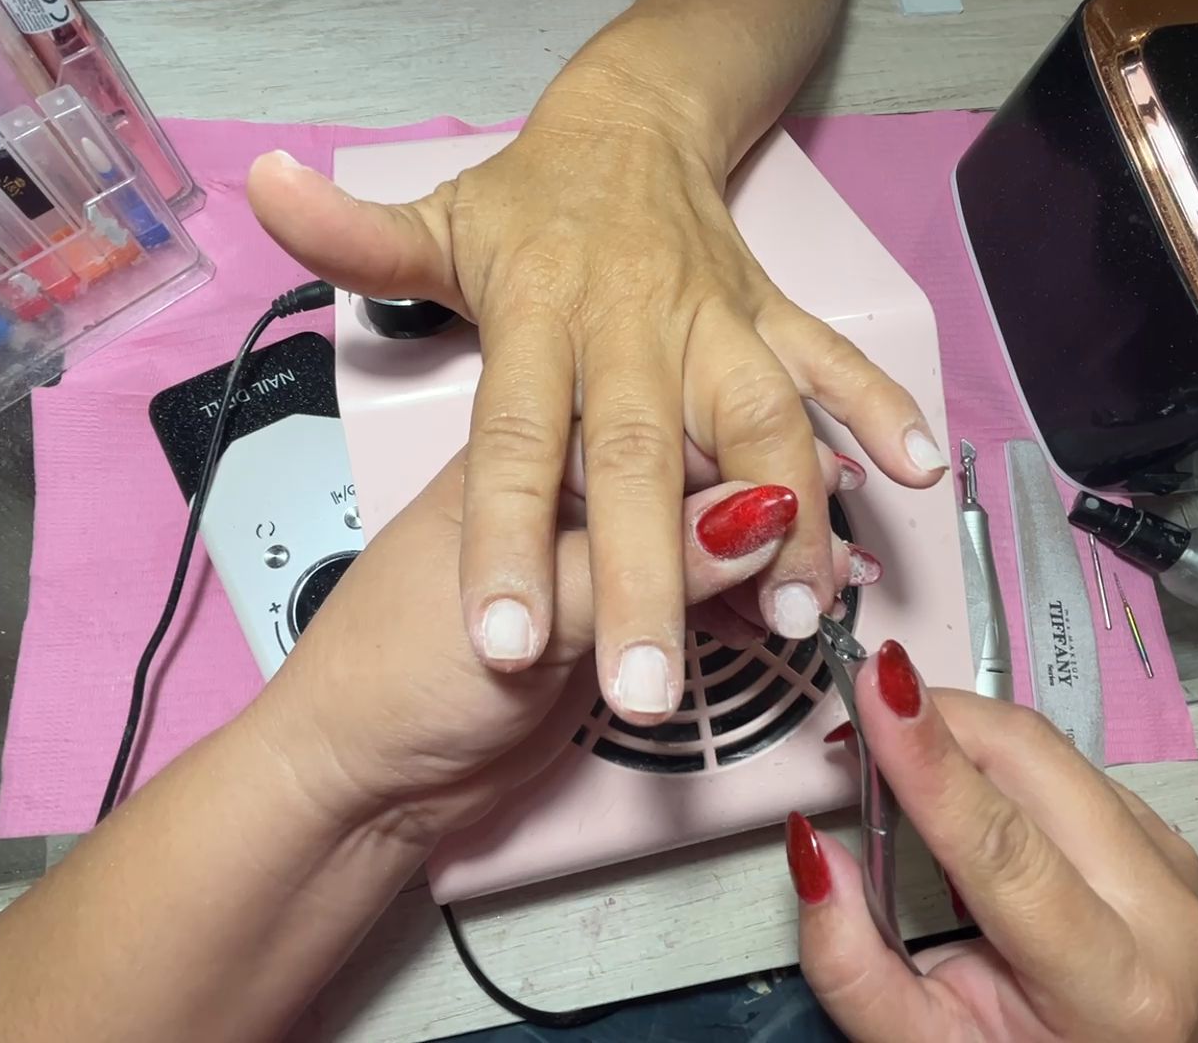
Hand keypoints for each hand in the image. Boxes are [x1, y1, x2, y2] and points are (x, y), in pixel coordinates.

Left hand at [246, 101, 942, 725]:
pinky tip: (914, 471)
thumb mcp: (439, 224)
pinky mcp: (770, 316)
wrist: (627, 128)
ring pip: (756, 417)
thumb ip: (362, 238)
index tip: (499, 641)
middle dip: (646, 577)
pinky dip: (875, 410)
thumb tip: (266, 191)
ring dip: (786, 510)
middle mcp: (632, 327)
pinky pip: (828, 364)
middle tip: (646, 687)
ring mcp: (713, 321)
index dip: (506, 539)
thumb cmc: (530, 203)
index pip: (516, 443)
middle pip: (637, 458)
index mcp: (542, 319)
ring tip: (801, 603)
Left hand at [247, 447, 872, 843]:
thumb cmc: (393, 669)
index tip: (799, 497)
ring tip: (833, 576)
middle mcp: (563, 482)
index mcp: (521, 448)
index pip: (642, 431)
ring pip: (699, 527)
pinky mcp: (609, 602)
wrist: (364, 766)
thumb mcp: (516, 613)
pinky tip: (783, 608)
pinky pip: (692, 588)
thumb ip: (624, 566)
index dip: (727, 463)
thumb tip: (746, 522)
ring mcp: (590, 542)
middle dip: (763, 508)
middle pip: (685, 472)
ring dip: (767, 553)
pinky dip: (741, 599)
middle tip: (830, 540)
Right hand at [792, 656, 1197, 1041]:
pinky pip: (1051, 751)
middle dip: (934, 715)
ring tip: (895, 753)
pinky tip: (949, 772)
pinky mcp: (1149, 821)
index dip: (930, 759)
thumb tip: (814, 850)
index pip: (1002, 846)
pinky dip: (982, 741)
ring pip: (1038, 740)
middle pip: (1029, 759)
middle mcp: (1158, 907)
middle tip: (858, 719)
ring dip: (954, 725)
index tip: (877, 686)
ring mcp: (1163, 855)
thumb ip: (850, 963)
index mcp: (1111, 983)